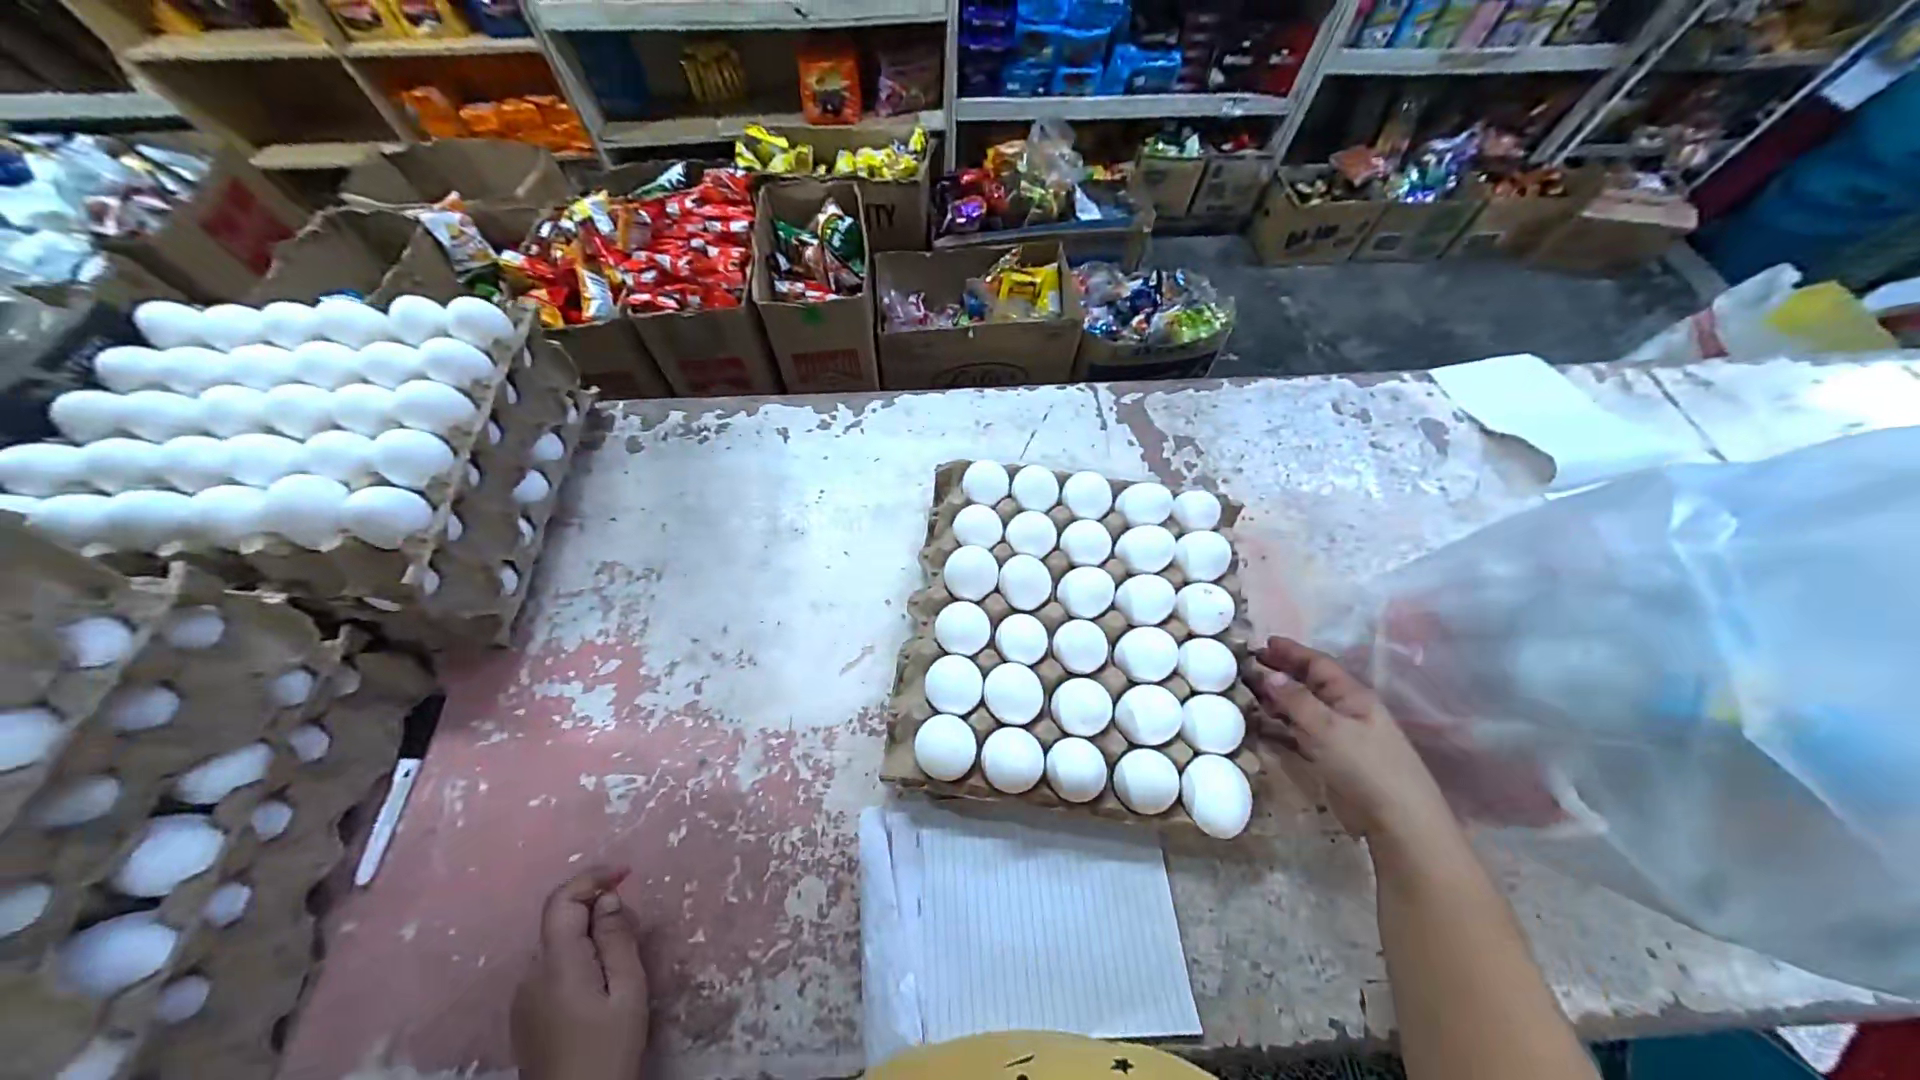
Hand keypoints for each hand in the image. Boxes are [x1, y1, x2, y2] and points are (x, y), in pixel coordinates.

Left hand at [511, 866, 649, 1079]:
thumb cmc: (608, 1051)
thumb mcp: (628, 991)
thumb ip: (617, 940)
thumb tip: (608, 900)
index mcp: (556, 966)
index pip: (562, 900)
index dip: (592, 877)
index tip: (627, 873)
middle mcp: (530, 974)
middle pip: (562, 921)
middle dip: (599, 910)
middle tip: (636, 931)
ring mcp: (524, 996)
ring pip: (560, 944)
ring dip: (591, 936)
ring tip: (625, 963)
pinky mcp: (526, 1014)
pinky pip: (554, 967)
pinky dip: (580, 958)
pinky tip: (603, 984)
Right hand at [1244, 636, 1452, 840]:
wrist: (1398, 821)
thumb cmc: (1366, 766)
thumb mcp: (1328, 728)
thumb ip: (1296, 701)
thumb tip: (1268, 675)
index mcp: (1352, 696)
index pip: (1318, 664)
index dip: (1292, 652)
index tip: (1264, 642)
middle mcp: (1346, 711)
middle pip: (1310, 684)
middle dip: (1282, 672)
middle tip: (1250, 665)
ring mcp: (1339, 736)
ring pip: (1303, 709)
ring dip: (1278, 700)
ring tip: (1250, 693)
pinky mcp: (1332, 760)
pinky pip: (1299, 734)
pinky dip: (1280, 727)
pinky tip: (1261, 727)